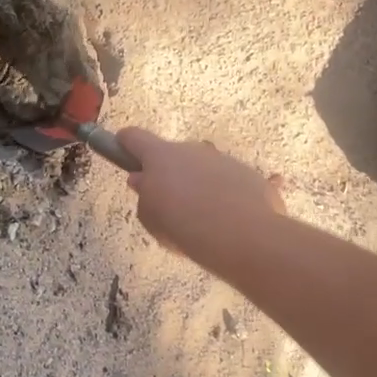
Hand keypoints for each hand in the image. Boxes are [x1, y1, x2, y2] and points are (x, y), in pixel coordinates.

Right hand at [121, 127, 285, 251]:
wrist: (246, 239)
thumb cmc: (185, 227)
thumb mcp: (150, 219)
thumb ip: (143, 197)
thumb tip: (143, 182)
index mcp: (160, 156)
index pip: (134, 137)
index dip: (126, 144)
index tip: (124, 153)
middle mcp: (192, 150)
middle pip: (173, 155)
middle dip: (170, 173)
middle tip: (172, 204)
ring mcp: (224, 160)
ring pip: (205, 169)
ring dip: (201, 185)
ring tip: (208, 219)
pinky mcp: (252, 176)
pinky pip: (234, 183)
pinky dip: (231, 196)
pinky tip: (237, 220)